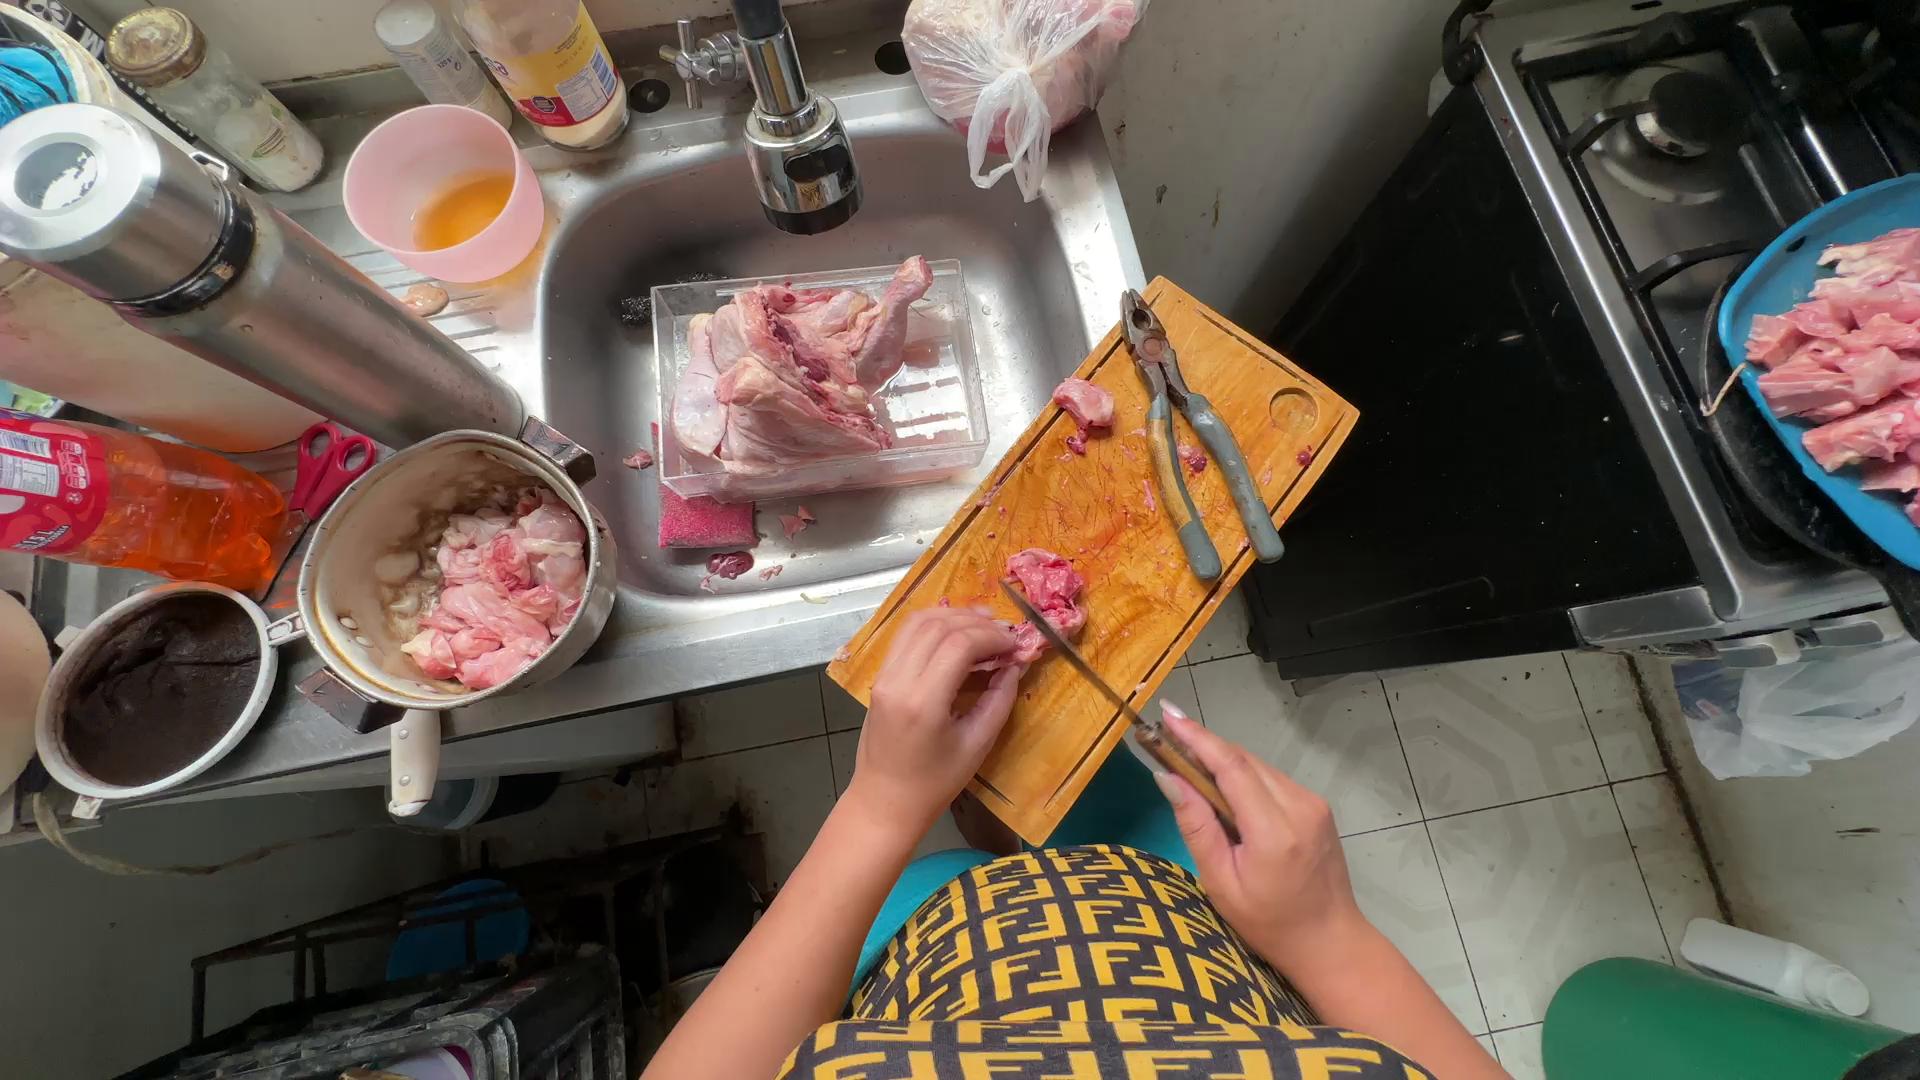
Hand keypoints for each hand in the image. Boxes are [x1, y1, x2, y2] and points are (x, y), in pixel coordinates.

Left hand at [848, 608, 1023, 832]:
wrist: (884, 801)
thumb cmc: (935, 783)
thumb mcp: (977, 745)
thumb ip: (999, 700)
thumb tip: (1015, 664)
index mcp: (923, 702)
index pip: (958, 645)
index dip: (991, 637)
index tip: (1014, 644)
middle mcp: (898, 681)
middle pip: (938, 626)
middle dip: (976, 623)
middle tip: (1004, 632)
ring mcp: (884, 675)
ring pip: (918, 622)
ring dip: (953, 615)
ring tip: (983, 623)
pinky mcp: (880, 676)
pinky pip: (905, 634)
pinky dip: (933, 624)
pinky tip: (956, 630)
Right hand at [1154, 708, 1367, 968]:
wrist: (1332, 944)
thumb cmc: (1268, 923)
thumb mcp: (1220, 881)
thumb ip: (1195, 825)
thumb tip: (1166, 776)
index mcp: (1273, 830)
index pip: (1230, 766)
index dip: (1196, 737)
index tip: (1168, 714)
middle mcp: (1299, 806)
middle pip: (1242, 759)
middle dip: (1203, 745)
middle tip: (1166, 738)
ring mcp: (1312, 803)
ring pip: (1256, 764)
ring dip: (1221, 759)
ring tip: (1188, 762)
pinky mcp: (1316, 805)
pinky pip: (1269, 777)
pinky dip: (1242, 774)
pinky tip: (1222, 787)